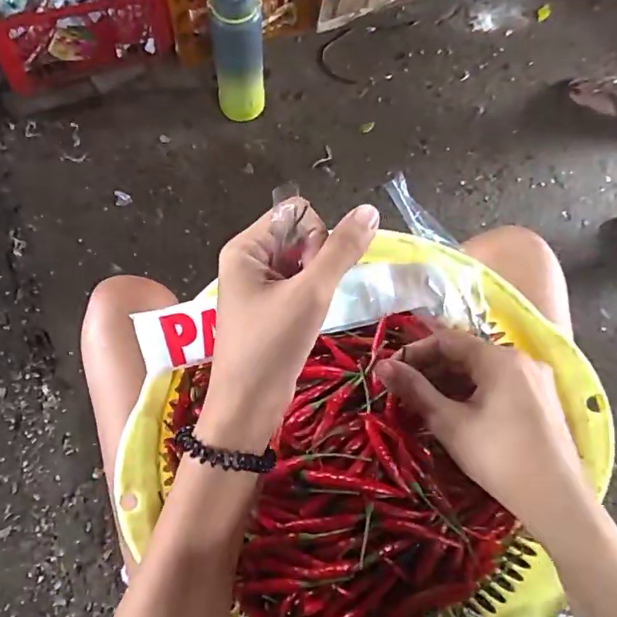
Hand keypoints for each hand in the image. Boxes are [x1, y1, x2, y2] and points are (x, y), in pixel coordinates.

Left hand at [195, 198, 378, 452]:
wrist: (248, 405)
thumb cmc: (271, 346)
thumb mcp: (310, 294)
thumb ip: (341, 251)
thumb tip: (370, 211)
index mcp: (245, 248)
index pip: (296, 213)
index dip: (316, 236)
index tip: (312, 273)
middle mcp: (249, 261)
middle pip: (302, 235)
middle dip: (318, 262)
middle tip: (309, 298)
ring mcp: (260, 286)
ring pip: (307, 263)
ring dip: (318, 283)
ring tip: (307, 312)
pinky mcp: (271, 308)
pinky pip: (302, 286)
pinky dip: (313, 298)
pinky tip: (307, 320)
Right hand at [374, 329, 590, 528]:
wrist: (556, 499)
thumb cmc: (498, 457)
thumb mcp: (449, 423)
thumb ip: (415, 390)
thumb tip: (382, 364)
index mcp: (499, 358)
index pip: (448, 340)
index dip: (414, 352)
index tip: (391, 372)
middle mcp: (521, 360)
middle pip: (467, 354)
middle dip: (432, 369)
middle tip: (404, 392)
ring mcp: (536, 381)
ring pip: (484, 372)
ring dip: (451, 383)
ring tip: (425, 406)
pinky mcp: (543, 402)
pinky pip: (501, 386)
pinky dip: (474, 394)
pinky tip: (458, 415)